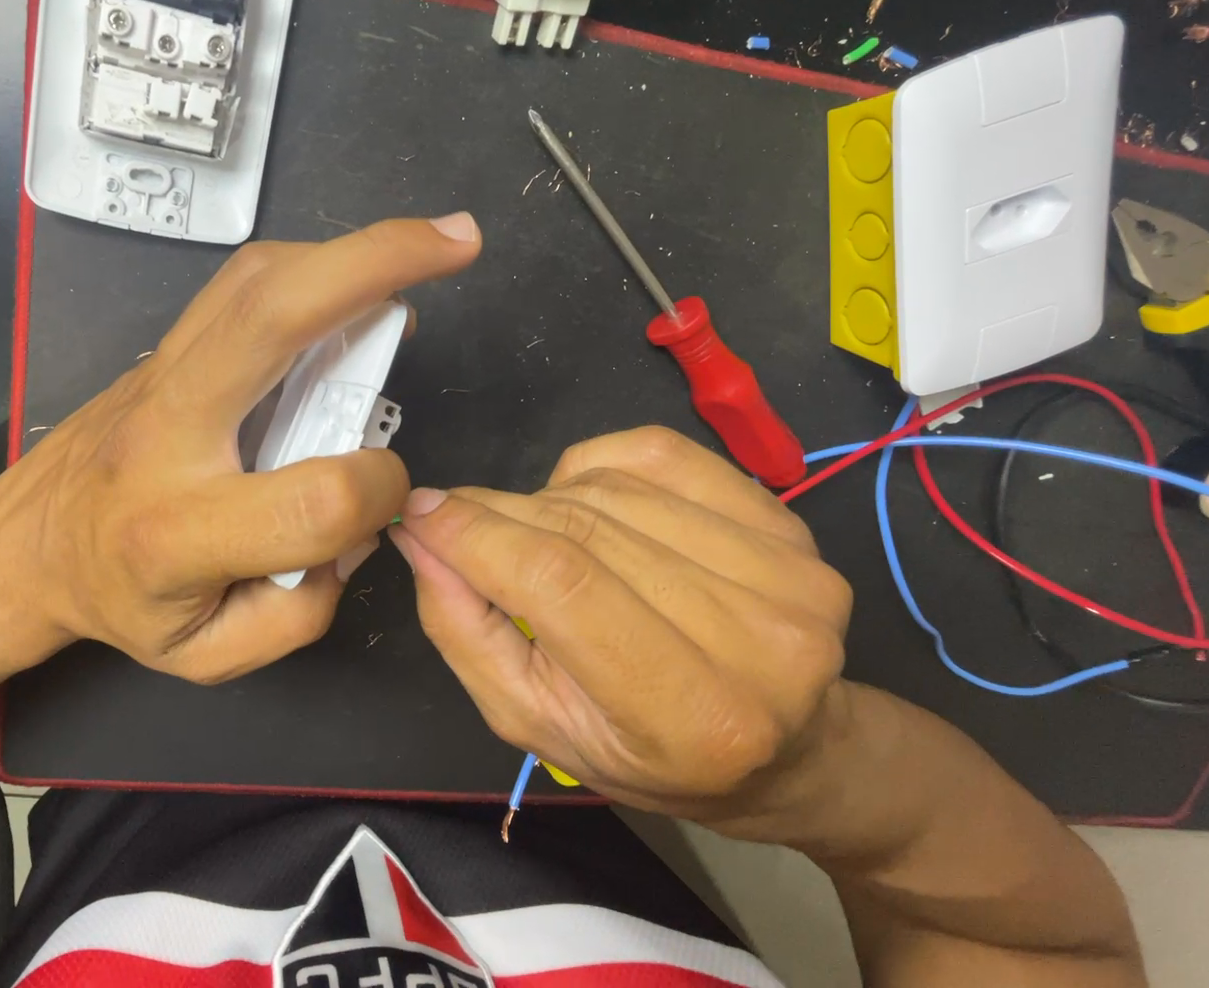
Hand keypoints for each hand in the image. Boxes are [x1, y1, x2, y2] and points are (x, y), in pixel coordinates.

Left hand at [0, 215, 481, 683]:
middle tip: (458, 241)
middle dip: (373, 265)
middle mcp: (167, 434)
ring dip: (343, 253)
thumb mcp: (206, 654)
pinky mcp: (163, 351)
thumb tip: (359, 529)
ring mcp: (160, 378)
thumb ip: (298, 611)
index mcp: (180, 531)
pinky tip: (347, 282)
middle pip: (269, 320)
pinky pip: (237, 289)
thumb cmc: (119, 603)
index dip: (379, 493)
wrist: (30, 543)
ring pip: (251, 283)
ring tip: (418, 252)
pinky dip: (306, 271)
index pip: (317, 497)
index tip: (384, 495)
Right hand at [390, 427, 852, 836]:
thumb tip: (419, 533)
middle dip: (495, 512)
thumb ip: (463, 629)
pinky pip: (659, 454)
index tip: (417, 512)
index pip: (559, 583)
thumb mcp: (530, 718)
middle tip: (448, 517)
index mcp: (687, 714)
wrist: (782, 749)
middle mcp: (756, 637)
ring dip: (545, 497)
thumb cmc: (643, 754)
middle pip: (584, 527)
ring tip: (534, 534)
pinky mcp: (791, 524)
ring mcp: (786, 572)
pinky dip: (596, 466)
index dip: (476, 535)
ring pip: (615, 487)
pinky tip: (586, 501)